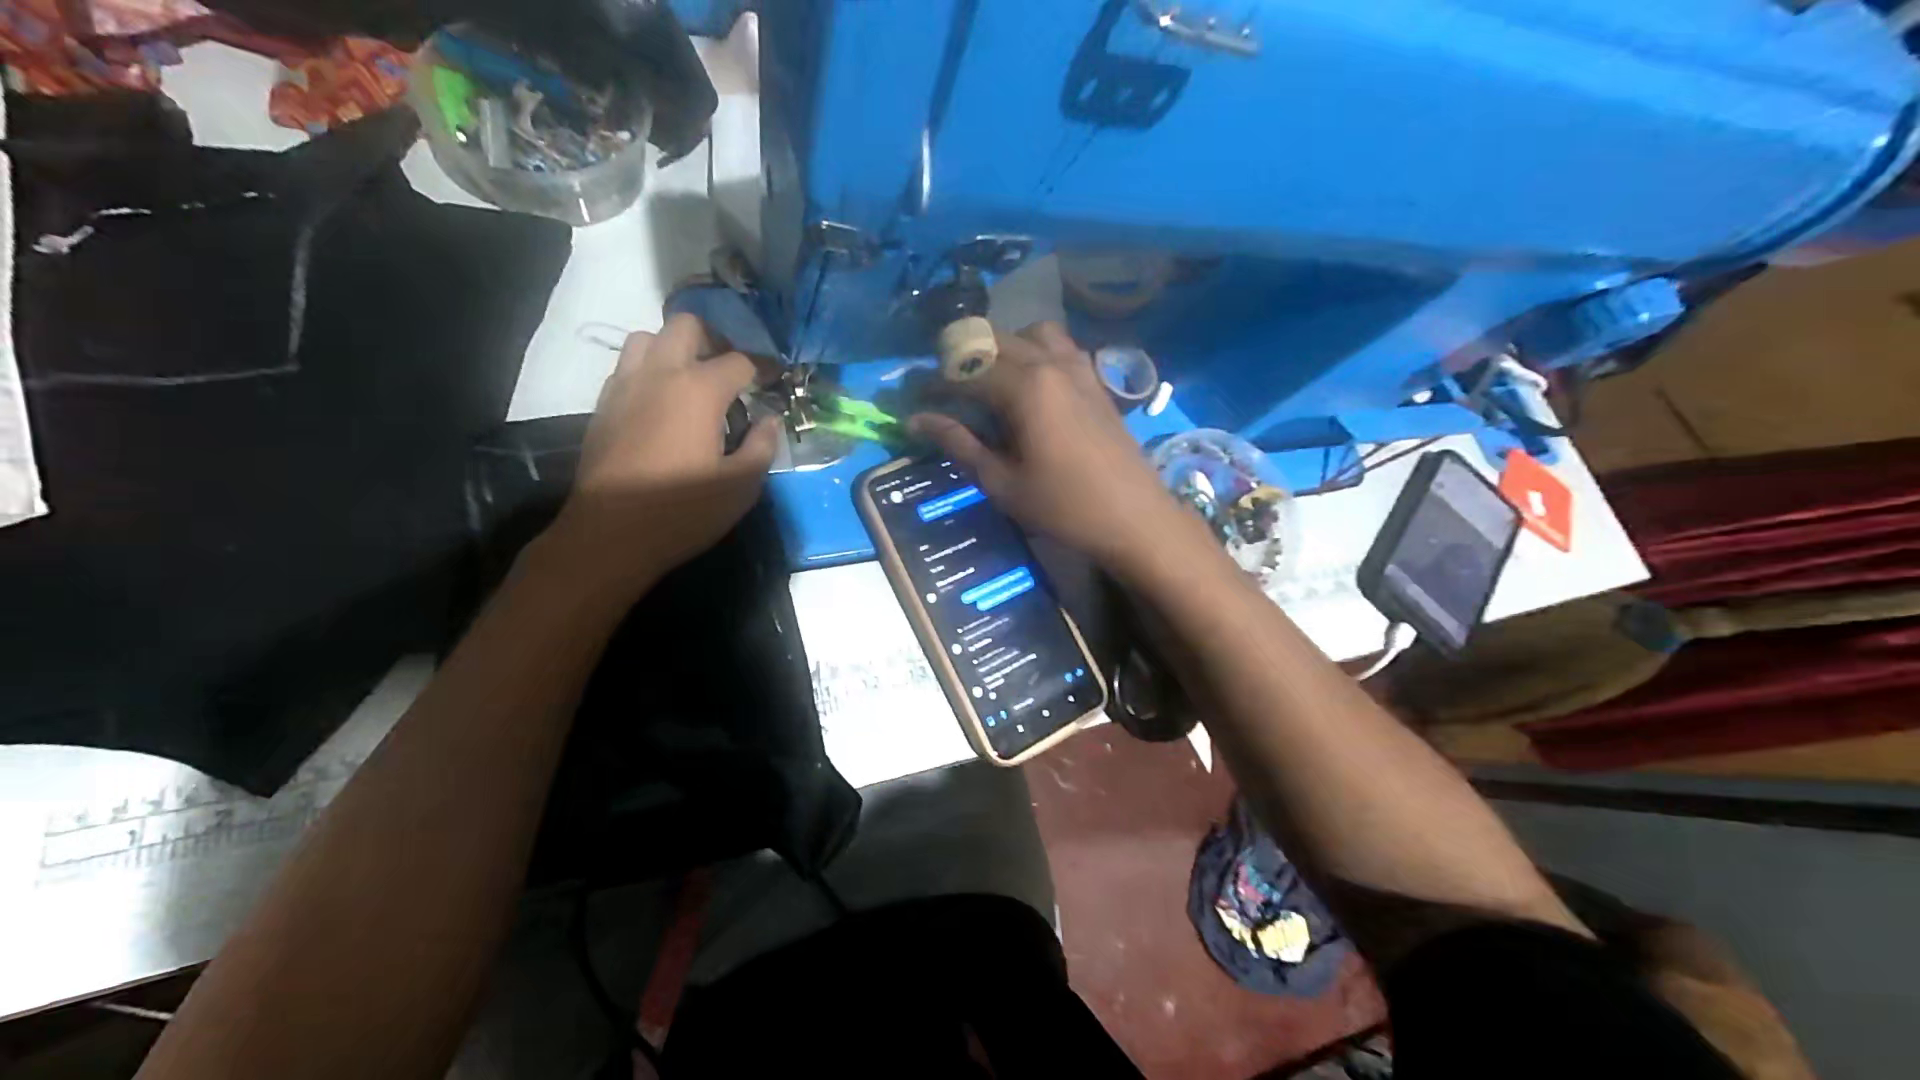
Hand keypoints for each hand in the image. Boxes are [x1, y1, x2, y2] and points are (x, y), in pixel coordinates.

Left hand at [546, 314, 780, 592]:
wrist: (610, 534)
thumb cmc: (683, 511)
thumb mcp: (741, 486)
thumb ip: (761, 446)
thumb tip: (769, 420)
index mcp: (699, 390)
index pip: (739, 360)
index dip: (763, 367)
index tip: (775, 379)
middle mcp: (659, 375)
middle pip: (686, 327)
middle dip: (714, 340)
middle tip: (729, 370)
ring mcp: (624, 387)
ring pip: (647, 338)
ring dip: (673, 349)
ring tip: (691, 380)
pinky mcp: (603, 407)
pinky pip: (627, 368)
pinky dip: (649, 371)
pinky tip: (662, 403)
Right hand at [908, 322, 1208, 579]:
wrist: (1135, 518)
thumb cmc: (1064, 506)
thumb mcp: (1001, 482)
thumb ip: (959, 443)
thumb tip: (917, 420)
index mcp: (1024, 387)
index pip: (964, 369)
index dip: (933, 382)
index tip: (912, 398)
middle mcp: (1050, 363)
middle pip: (994, 341)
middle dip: (961, 359)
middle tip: (943, 391)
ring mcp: (1079, 367)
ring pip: (1030, 334)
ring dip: (1001, 348)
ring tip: (988, 381)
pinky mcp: (1096, 379)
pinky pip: (1059, 347)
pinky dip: (1035, 352)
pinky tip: (1029, 385)